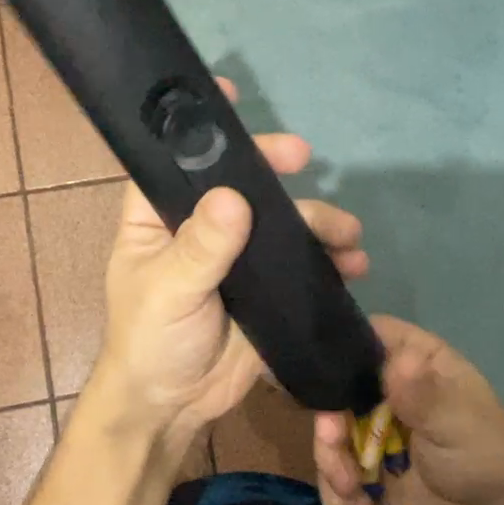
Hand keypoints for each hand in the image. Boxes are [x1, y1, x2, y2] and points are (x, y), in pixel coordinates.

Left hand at [88, 78, 369, 439]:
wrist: (173, 409)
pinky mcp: (268, 289)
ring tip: (350, 238)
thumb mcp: (168, 292)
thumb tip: (235, 197)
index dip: (203, 128)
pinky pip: (302, 264)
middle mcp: (200, 228)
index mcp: (160, 217)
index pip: (178, 160)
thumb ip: (200, 248)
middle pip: (243, 184)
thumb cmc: (150, 341)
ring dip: (318, 222)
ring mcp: (238, 258)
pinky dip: (329, 261)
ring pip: (282, 223)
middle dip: (276, 170)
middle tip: (305, 159)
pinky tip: (352, 267)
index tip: (231, 95)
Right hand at [313, 315, 503, 504]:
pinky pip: (332, 479)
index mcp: (415, 363)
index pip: (370, 336)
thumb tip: (399, 361)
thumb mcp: (459, 424)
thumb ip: (424, 396)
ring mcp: (370, 435)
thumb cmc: (486, 459)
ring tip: (352, 488)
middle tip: (334, 441)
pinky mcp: (363, 476)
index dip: (342, 346)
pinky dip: (338, 496)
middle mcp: (386, 393)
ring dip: (330, 463)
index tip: (323, 370)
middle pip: (334, 390)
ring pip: (327, 437)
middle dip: (327, 420)